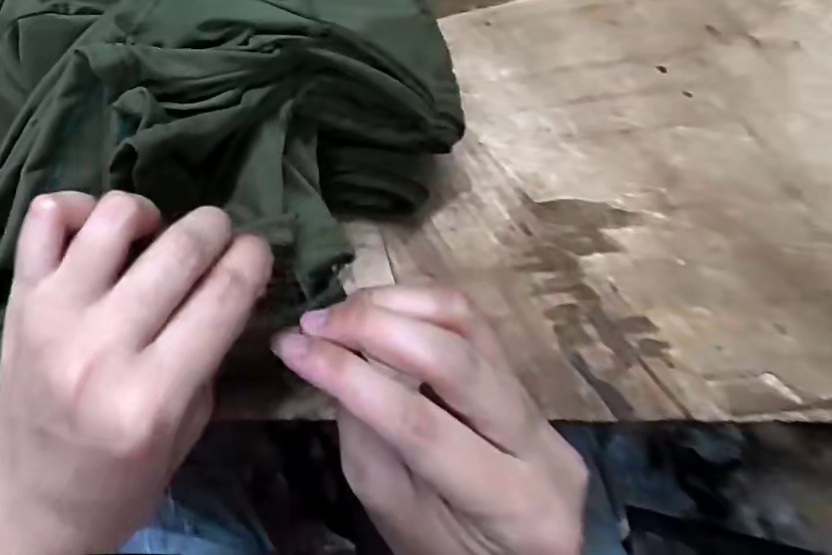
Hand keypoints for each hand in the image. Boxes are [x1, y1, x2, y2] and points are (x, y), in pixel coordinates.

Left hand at [0, 190, 272, 554]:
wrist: (26, 492)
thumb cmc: (116, 478)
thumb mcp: (184, 433)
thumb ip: (209, 355)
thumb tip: (232, 278)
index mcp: (150, 399)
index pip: (220, 299)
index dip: (250, 259)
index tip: (258, 245)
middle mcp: (100, 347)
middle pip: (177, 252)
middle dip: (214, 227)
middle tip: (219, 229)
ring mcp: (53, 311)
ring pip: (111, 218)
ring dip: (148, 210)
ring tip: (154, 227)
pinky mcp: (20, 292)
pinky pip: (45, 216)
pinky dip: (76, 205)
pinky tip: (96, 225)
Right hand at [272, 287, 586, 554]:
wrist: (507, 544)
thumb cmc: (437, 538)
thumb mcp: (388, 503)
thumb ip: (361, 428)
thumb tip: (324, 351)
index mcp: (513, 507)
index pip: (419, 424)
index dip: (346, 375)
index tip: (289, 346)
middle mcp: (542, 446)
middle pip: (452, 357)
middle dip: (369, 326)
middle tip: (313, 325)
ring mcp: (535, 399)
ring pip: (459, 318)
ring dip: (385, 304)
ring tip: (339, 317)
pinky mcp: (516, 366)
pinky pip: (459, 313)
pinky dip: (404, 300)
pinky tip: (371, 314)